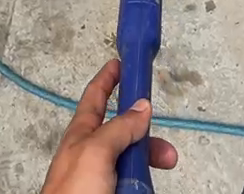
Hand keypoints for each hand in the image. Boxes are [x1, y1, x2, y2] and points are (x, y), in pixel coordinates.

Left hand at [39, 59, 178, 193]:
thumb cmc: (76, 193)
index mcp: (81, 136)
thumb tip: (142, 104)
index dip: (108, 79)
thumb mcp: (97, 151)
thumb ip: (120, 127)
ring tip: (162, 176)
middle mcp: (89, 155)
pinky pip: (131, 186)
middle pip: (122, 134)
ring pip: (130, 164)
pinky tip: (148, 190)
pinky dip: (142, 185)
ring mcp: (98, 181)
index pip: (95, 98)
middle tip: (167, 152)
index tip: (121, 63)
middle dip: (146, 137)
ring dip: (148, 166)